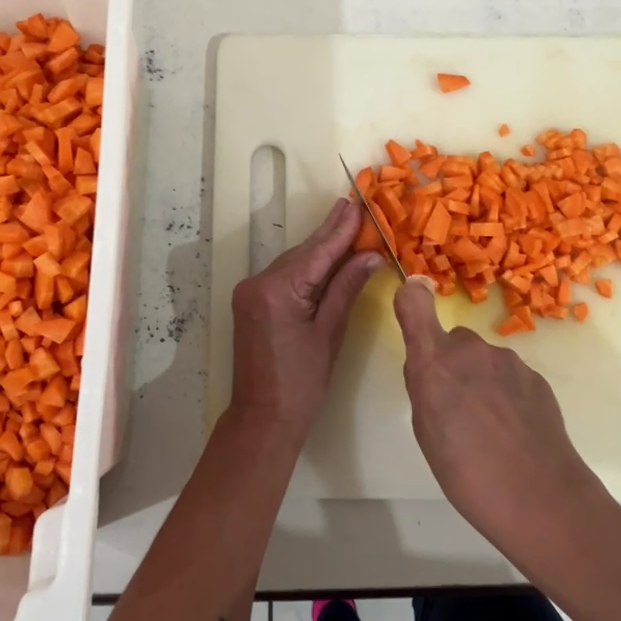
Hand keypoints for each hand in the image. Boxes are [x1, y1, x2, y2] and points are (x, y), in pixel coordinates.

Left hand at [228, 198, 383, 436]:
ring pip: (292, 263)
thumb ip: (346, 288)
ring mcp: (250, 292)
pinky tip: (325, 257)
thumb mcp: (330, 332)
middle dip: (330, 234)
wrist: (263, 416)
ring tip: (345, 225)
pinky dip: (305, 268)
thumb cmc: (302, 383)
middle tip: (353, 206)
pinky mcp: (249, 302)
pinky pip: (282, 276)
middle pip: (303, 253)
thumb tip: (370, 255)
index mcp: (278, 290)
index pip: (317, 252)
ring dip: (319, 249)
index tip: (358, 204)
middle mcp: (258, 283)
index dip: (341, 229)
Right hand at [393, 277, 608, 559]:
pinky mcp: (536, 378)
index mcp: (434, 363)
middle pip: (454, 342)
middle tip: (455, 408)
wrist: (539, 498)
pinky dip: (507, 395)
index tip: (413, 301)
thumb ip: (424, 387)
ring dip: (481, 382)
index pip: (414, 303)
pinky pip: (510, 377)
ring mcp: (508, 361)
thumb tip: (429, 369)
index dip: (412, 296)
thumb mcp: (425, 432)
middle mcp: (471, 350)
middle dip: (451, 364)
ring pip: (484, 361)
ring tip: (487, 429)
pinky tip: (512, 432)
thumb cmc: (466, 473)